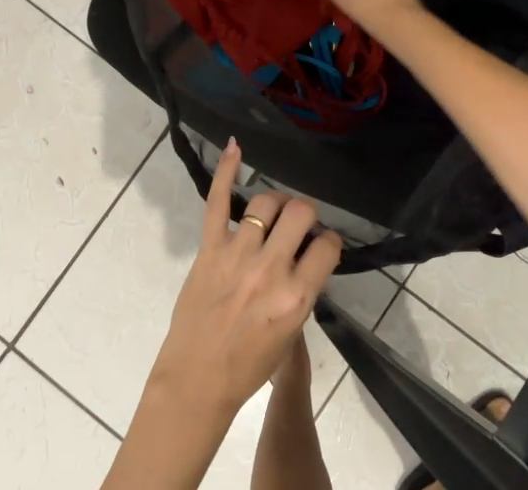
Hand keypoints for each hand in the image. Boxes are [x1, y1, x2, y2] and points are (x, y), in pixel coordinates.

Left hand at [148, 140, 343, 417]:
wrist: (198, 378)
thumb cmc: (249, 366)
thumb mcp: (291, 333)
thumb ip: (301, 292)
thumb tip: (308, 258)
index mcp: (296, 296)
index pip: (327, 246)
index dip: (329, 241)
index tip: (322, 244)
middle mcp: (271, 269)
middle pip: (300, 214)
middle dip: (305, 214)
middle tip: (298, 226)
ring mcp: (237, 254)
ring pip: (265, 203)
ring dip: (275, 203)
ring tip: (274, 211)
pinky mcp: (209, 248)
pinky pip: (217, 201)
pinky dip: (226, 171)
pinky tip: (236, 147)